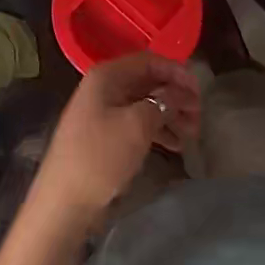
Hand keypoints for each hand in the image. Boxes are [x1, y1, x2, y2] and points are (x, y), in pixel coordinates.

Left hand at [31, 54, 200, 223]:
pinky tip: (175, 146)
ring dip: (169, 115)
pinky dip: (157, 130)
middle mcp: (103, 88)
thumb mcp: (137, 125)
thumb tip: (178, 93)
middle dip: (175, 96)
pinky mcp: (103, 136)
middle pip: (147, 82)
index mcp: (106, 76)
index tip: (199, 90)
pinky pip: (135, 123)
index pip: (149, 61)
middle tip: (199, 115)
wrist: (64, 202)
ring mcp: (101, 112)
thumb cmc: (101, 156)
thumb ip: (162, 103)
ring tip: (192, 133)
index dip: (176, 72)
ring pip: (143, 104)